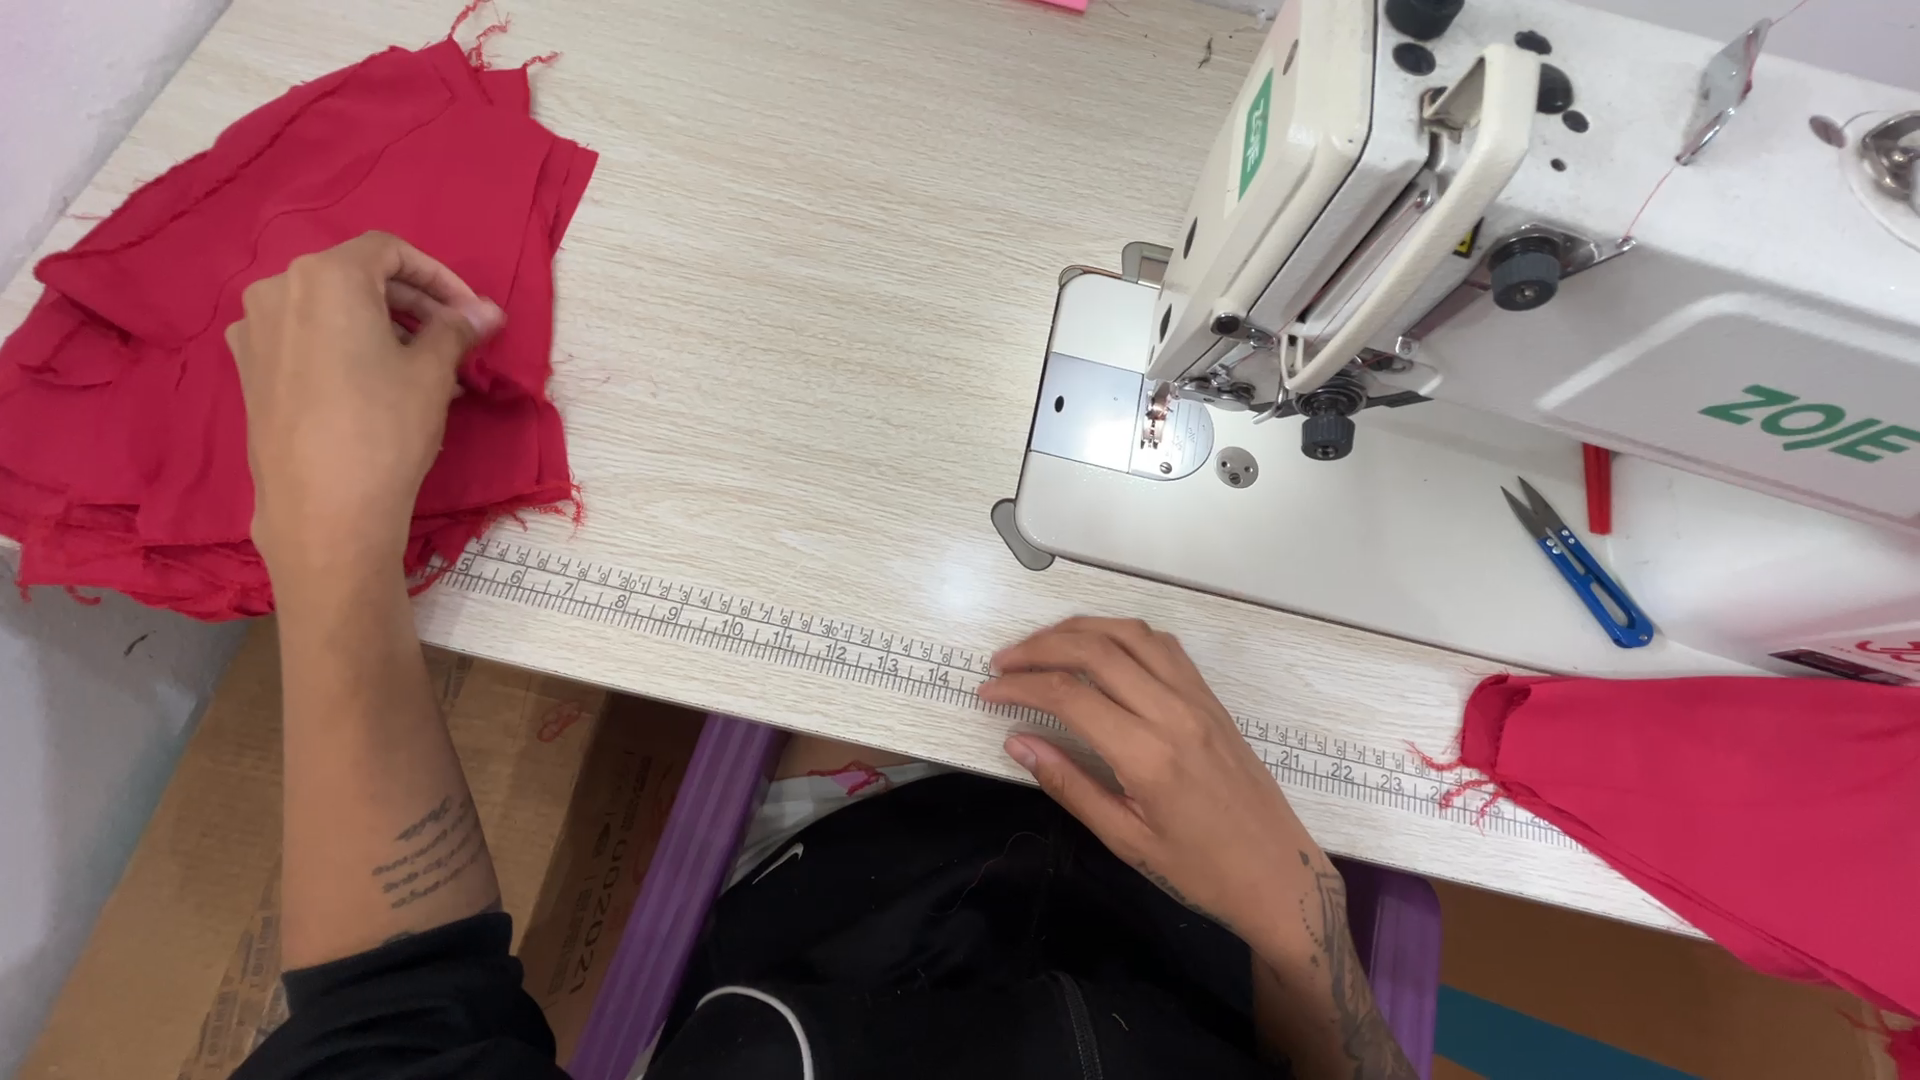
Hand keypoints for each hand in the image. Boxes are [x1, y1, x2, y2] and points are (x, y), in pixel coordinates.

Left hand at [226, 231, 502, 584]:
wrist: (325, 502)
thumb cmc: (387, 426)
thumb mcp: (433, 372)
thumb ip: (458, 330)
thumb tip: (488, 310)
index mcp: (325, 278)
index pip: (388, 250)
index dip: (439, 276)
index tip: (471, 312)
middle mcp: (278, 290)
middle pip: (357, 277)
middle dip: (414, 303)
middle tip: (456, 340)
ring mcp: (257, 330)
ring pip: (333, 310)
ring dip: (386, 327)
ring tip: (427, 368)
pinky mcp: (251, 368)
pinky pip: (311, 339)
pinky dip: (352, 347)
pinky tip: (384, 386)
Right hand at [980, 617, 1321, 948]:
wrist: (1279, 876)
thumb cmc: (1200, 871)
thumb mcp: (1125, 841)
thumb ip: (1068, 784)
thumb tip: (1017, 741)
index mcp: (1147, 755)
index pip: (1068, 696)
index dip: (1019, 687)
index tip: (988, 692)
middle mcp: (1172, 712)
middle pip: (1095, 649)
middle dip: (1038, 647)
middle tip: (1003, 661)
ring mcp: (1196, 697)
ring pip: (1129, 633)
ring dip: (1078, 629)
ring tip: (1040, 644)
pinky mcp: (1209, 696)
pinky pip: (1161, 644)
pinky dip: (1120, 633)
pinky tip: (1099, 647)